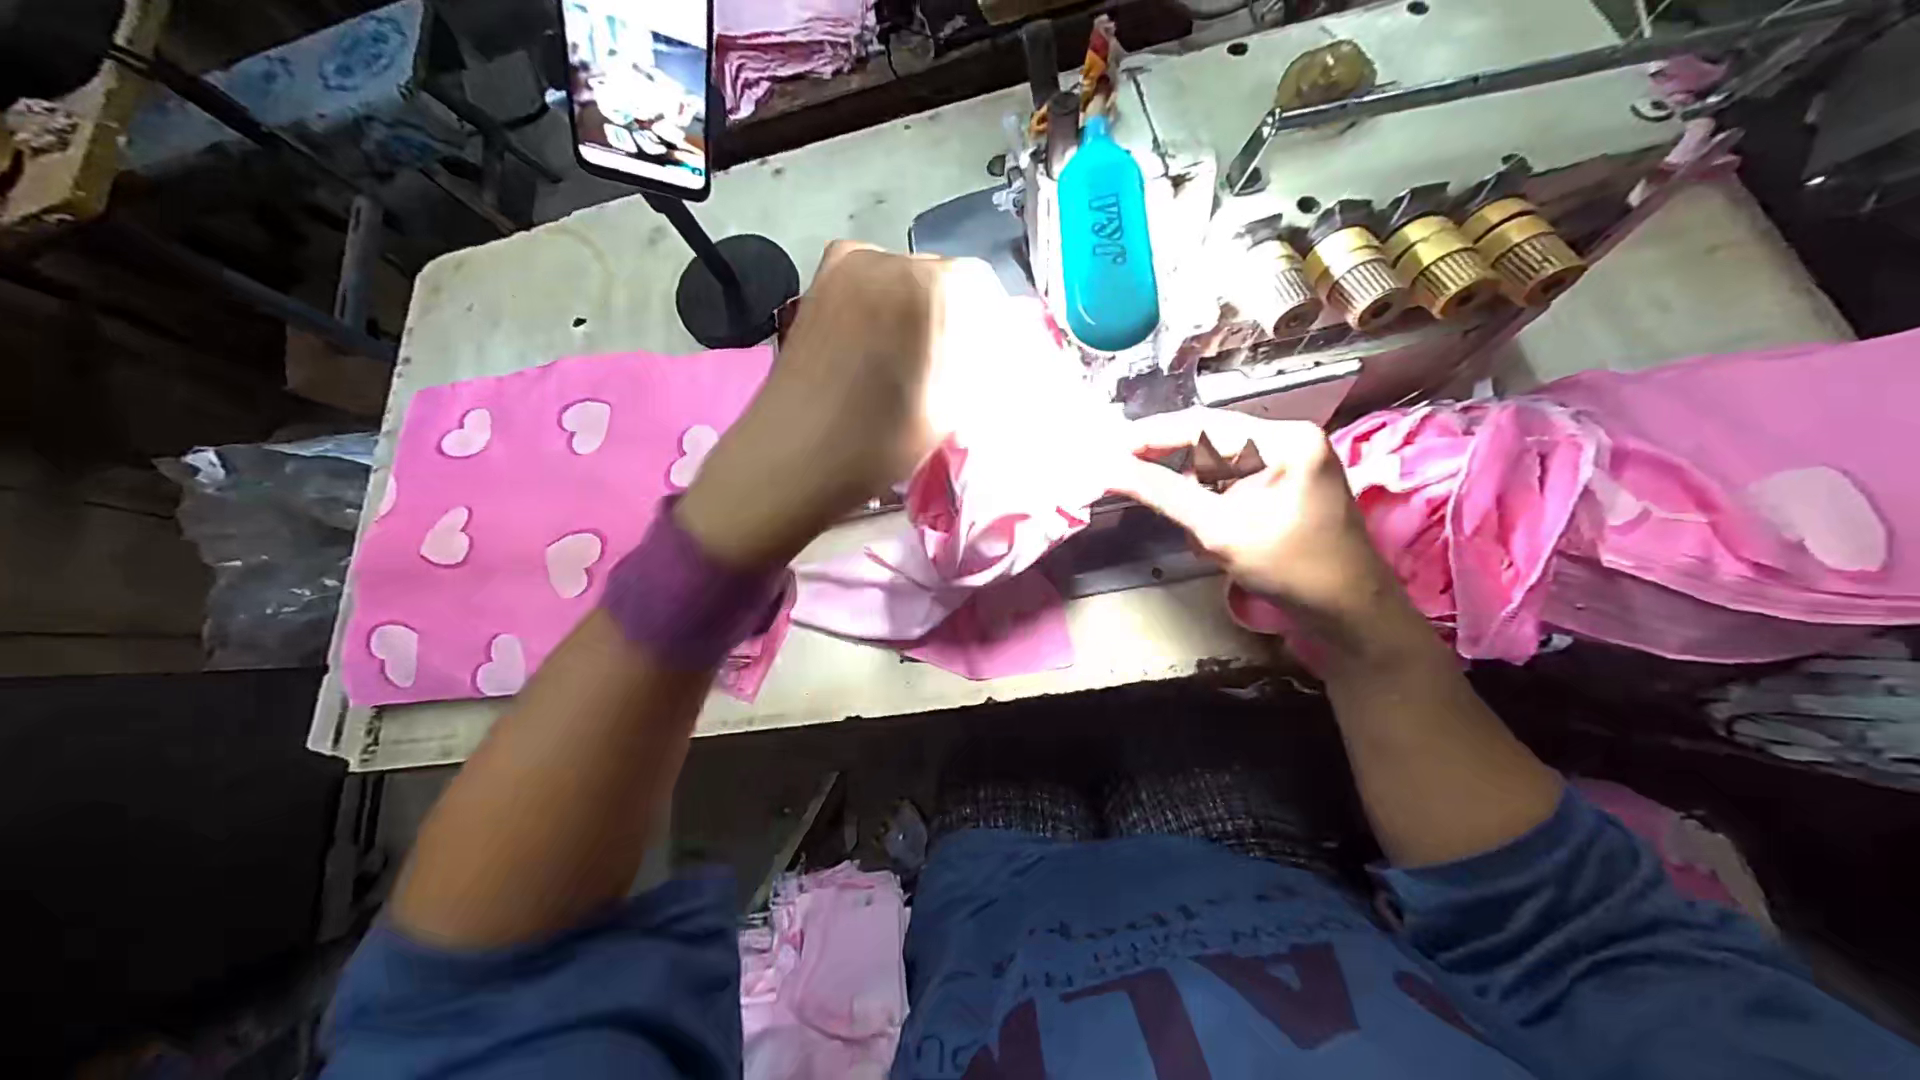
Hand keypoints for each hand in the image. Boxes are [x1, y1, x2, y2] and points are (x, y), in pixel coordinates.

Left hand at [677, 242, 1041, 567]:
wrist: (790, 458)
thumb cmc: (878, 443)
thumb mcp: (951, 408)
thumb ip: (977, 361)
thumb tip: (986, 343)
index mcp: (928, 286)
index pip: (981, 289)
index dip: (987, 326)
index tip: (982, 359)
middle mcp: (886, 260)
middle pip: (941, 278)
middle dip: (952, 315)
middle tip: (948, 362)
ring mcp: (844, 268)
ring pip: (904, 280)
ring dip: (916, 311)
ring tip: (909, 360)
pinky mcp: (817, 285)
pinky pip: (870, 286)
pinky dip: (882, 309)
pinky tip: (876, 348)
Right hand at [1106, 409, 1429, 665]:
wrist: (1351, 613)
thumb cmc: (1293, 570)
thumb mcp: (1219, 531)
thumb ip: (1163, 494)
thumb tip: (1111, 470)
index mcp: (1284, 440)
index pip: (1202, 425)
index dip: (1151, 437)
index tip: (1111, 452)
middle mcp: (1289, 440)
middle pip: (1208, 444)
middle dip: (1175, 476)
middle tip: (1132, 489)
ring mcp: (1289, 463)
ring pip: (1216, 468)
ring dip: (1196, 500)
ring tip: (1201, 538)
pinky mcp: (1285, 486)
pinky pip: (1232, 485)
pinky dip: (1213, 509)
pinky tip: (1217, 541)